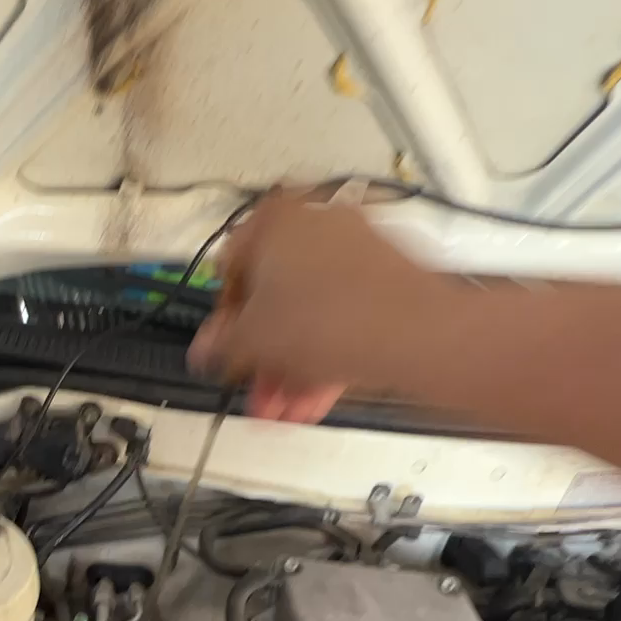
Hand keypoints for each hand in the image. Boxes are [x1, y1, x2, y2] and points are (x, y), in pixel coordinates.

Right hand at [188, 193, 470, 421]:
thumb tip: (207, 349)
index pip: (228, 267)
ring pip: (308, 312)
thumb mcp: (252, 340)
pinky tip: (315, 391)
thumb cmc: (339, 317)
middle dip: (263, 352)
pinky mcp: (386, 276)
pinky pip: (340, 316)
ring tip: (285, 402)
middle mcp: (317, 220)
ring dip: (290, 362)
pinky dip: (323, 352)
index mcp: (275, 218)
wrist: (414, 334)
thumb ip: (221, 344)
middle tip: (257, 383)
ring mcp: (356, 247)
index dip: (223, 318)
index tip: (227, 346)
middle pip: (274, 296)